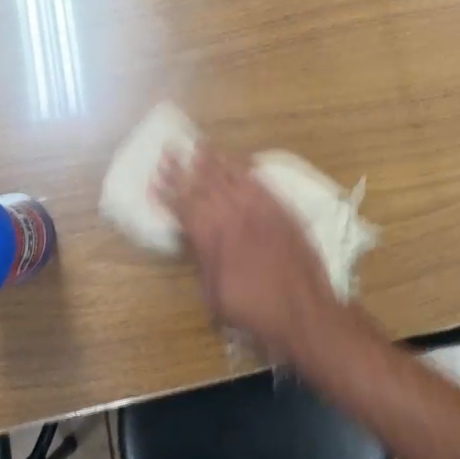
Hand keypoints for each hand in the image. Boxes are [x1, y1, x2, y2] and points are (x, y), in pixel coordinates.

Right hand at [157, 147, 343, 358]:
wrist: (305, 311)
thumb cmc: (256, 312)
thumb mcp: (216, 296)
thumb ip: (203, 262)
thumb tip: (193, 239)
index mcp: (212, 238)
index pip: (183, 208)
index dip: (167, 193)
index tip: (154, 178)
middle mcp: (233, 216)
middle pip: (203, 184)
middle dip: (184, 167)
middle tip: (170, 149)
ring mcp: (260, 209)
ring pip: (231, 177)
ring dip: (213, 161)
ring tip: (200, 146)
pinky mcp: (282, 209)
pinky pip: (261, 181)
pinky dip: (246, 169)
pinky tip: (239, 160)